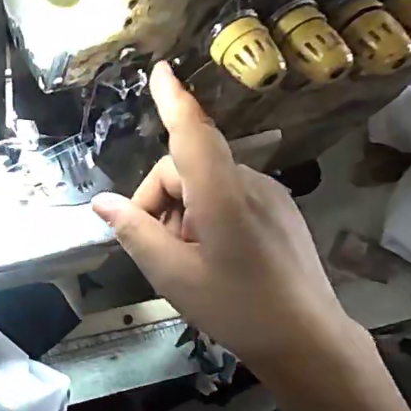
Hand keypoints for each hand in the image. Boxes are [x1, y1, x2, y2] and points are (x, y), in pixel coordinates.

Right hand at [92, 61, 363, 384]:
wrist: (307, 339)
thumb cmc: (235, 307)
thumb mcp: (172, 275)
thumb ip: (134, 233)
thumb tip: (103, 204)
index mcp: (223, 195)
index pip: (191, 135)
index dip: (173, 102)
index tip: (160, 72)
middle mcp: (250, 183)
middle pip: (185, 169)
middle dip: (158, 202)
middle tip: (155, 251)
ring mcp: (270, 196)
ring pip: (205, 185)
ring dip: (181, 213)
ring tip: (186, 261)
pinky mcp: (279, 211)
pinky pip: (229, 197)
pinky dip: (205, 217)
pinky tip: (210, 257)